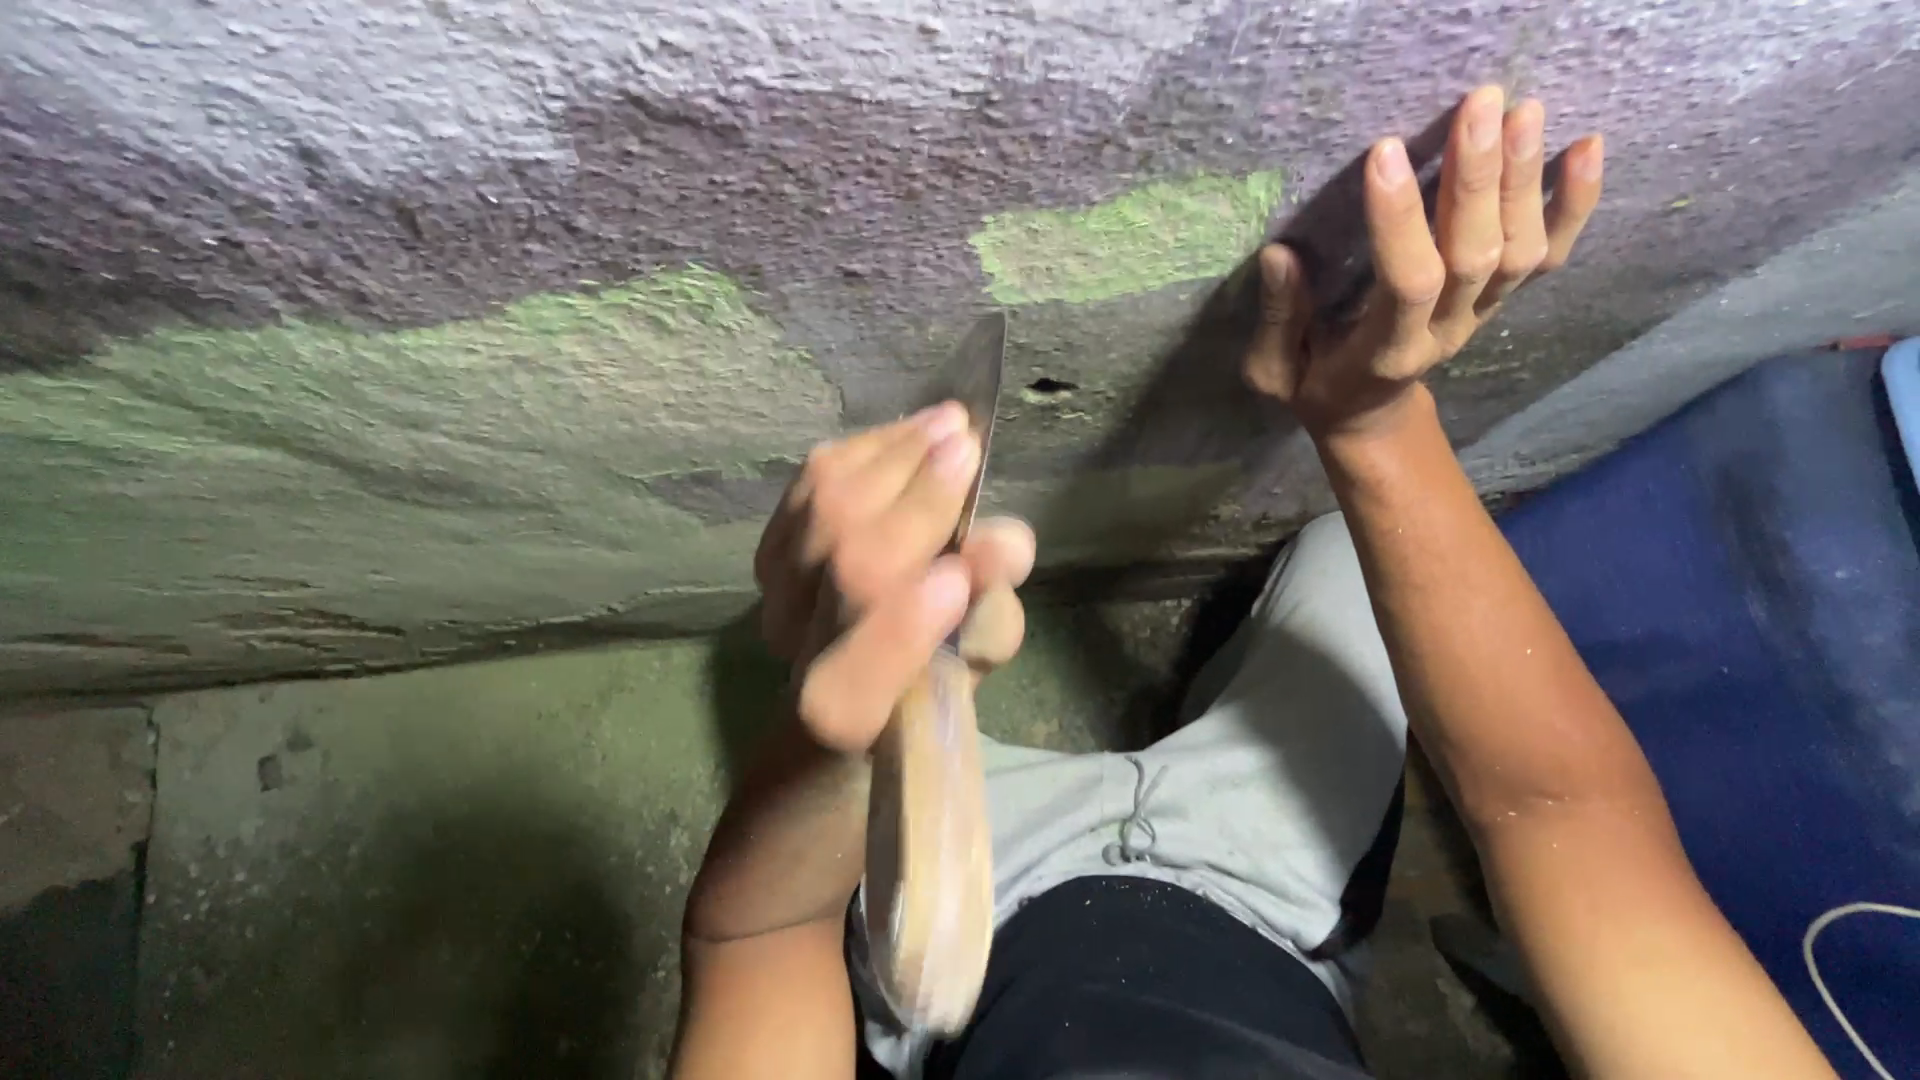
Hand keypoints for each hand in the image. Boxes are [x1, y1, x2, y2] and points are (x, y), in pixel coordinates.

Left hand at [754, 403, 1034, 752]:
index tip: (957, 578)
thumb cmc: (925, 676)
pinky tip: (906, 434)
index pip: (851, 696)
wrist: (850, 670)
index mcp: (851, 721)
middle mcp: (796, 663)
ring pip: (824, 516)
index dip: (900, 634)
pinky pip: (810, 485)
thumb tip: (1004, 544)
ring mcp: (775, 601)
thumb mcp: (972, 663)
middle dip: (916, 504)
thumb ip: (991, 618)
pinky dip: (864, 451)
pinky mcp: (767, 552)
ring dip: (893, 458)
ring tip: (946, 424)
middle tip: (967, 447)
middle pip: (845, 577)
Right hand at [1244, 85, 1604, 438]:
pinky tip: (1587, 147)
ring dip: (1523, 179)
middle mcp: (1445, 332)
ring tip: (1521, 111)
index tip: (1385, 154)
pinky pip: (1550, 255)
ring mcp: (1479, 315)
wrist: (1370, 417)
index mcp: (1387, 353)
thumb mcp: (1275, 370)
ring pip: (1519, 249)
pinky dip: (1575, 203)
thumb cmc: (1313, 388)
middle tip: (1478, 106)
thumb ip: (1278, 320)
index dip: (1400, 220)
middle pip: (1476, 255)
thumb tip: (1279, 255)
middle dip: (1477, 179)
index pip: (1408, 282)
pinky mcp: (1497, 301)